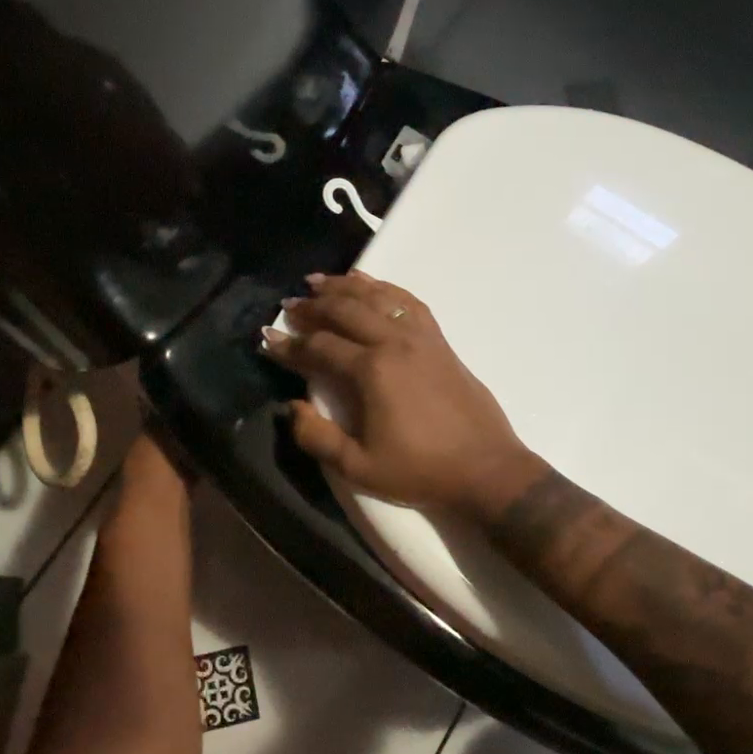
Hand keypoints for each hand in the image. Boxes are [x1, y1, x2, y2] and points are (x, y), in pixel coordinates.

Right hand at [261, 272, 541, 514]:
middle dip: (312, 306)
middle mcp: (394, 343)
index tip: (267, 339)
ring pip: (377, 297)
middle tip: (289, 306)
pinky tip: (369, 285)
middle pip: (346, 310)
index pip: (320, 347)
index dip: (289, 343)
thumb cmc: (420, 471)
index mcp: (372, 371)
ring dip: (344, 286)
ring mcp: (421, 338)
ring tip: (318, 282)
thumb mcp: (359, 467)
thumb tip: (292, 409)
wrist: (485, 468)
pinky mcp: (440, 341)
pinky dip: (384, 287)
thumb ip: (317, 437)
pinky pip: (408, 301)